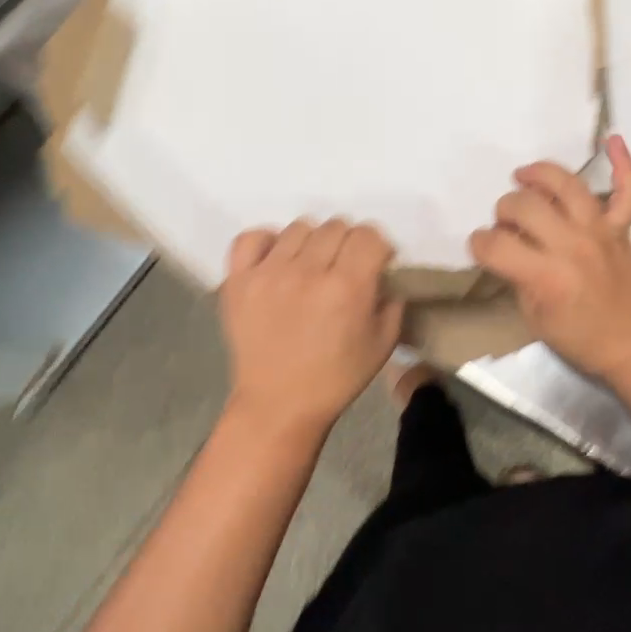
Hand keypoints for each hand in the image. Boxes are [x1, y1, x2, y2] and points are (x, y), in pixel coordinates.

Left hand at [218, 219, 403, 432]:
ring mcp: (268, 274)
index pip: (368, 235)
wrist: (278, 406)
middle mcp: (307, 272)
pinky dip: (267, 242)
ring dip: (313, 242)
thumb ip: (392, 300)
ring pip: (300, 227)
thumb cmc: (337, 377)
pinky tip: (277, 260)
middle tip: (345, 267)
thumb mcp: (384, 342)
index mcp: (347, 287)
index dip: (378, 246)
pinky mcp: (238, 282)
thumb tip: (384, 272)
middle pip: (336, 226)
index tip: (376, 263)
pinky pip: (252, 238)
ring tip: (312, 265)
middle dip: (349, 243)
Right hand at [469, 136, 630, 379]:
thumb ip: (517, 276)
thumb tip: (505, 245)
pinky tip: (613, 140)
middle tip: (505, 223)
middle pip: (526, 206)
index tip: (481, 247)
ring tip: (523, 176)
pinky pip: (627, 190)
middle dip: (505, 210)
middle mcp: (572, 246)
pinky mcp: (621, 227)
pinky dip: (623, 163)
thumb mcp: (534, 317)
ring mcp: (600, 231)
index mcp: (546, 276)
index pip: (496, 245)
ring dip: (540, 175)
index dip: (479, 244)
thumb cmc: (581, 338)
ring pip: (568, 185)